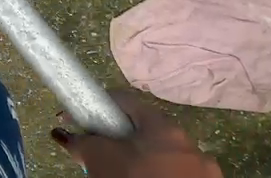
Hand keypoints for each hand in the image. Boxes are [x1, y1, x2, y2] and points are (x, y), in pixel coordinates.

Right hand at [52, 92, 222, 177]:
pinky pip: (179, 174)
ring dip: (143, 158)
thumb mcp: (96, 156)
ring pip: (165, 154)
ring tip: (123, 170)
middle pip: (146, 130)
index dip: (98, 105)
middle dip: (122, 136)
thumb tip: (63, 134)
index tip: (81, 119)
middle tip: (102, 148)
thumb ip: (78, 139)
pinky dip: (161, 174)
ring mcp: (207, 172)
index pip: (125, 100)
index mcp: (164, 127)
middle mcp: (192, 145)